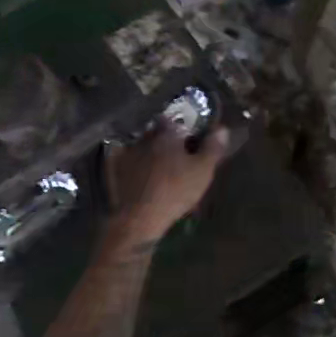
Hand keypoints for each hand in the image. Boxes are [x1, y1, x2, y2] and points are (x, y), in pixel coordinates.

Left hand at [104, 126, 231, 242]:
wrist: (140, 216)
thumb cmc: (175, 191)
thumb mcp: (202, 171)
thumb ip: (212, 148)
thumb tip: (221, 129)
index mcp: (166, 134)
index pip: (172, 120)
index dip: (179, 127)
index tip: (186, 136)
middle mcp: (144, 138)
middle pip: (154, 132)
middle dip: (162, 138)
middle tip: (172, 152)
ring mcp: (127, 153)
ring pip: (139, 145)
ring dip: (147, 150)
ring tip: (155, 164)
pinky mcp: (113, 170)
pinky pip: (122, 159)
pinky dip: (129, 162)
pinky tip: (135, 171)